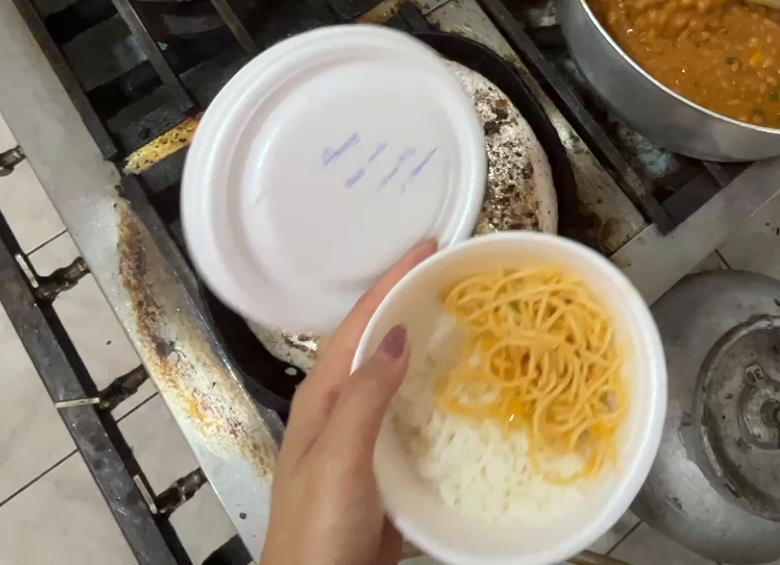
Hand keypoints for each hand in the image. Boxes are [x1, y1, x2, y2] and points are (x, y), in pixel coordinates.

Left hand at [260, 241, 434, 564]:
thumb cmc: (318, 531)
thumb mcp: (338, 459)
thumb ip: (363, 396)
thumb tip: (396, 334)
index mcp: (322, 395)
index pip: (360, 321)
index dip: (392, 280)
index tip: (428, 247)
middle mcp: (339, 405)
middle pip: (376, 335)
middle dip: (408, 297)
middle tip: (451, 272)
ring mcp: (361, 432)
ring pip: (394, 367)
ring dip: (422, 334)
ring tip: (461, 312)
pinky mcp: (383, 457)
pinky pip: (410, 402)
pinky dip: (432, 378)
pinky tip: (457, 378)